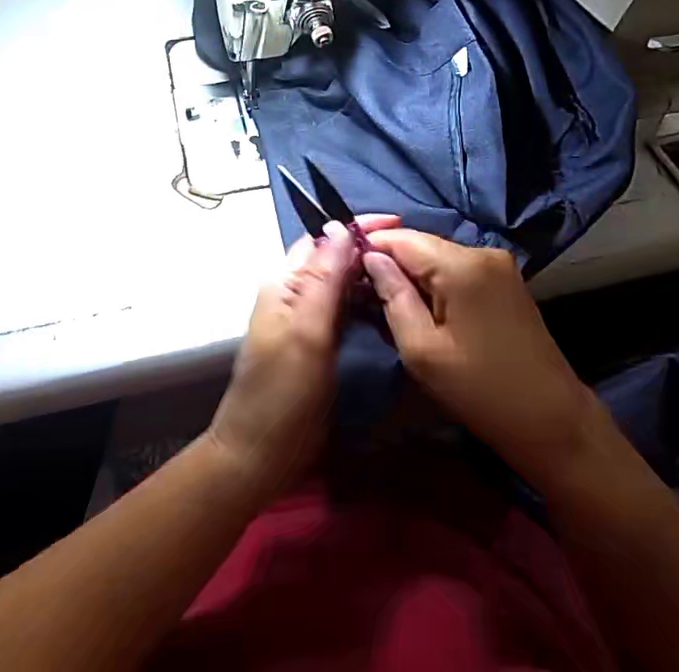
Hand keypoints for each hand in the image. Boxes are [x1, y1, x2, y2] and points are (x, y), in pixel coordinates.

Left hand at [204, 215, 399, 502]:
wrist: (261, 452)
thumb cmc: (281, 393)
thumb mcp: (305, 332)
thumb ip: (323, 280)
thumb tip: (341, 227)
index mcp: (284, 283)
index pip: (323, 238)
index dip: (358, 228)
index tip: (401, 226)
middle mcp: (294, 294)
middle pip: (334, 258)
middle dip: (370, 250)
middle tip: (416, 256)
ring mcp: (307, 320)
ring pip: (342, 284)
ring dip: (371, 276)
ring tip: (412, 277)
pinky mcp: (320, 343)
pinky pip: (346, 310)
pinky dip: (368, 303)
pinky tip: (392, 307)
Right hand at [362, 230, 598, 479]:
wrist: (553, 423)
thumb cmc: (480, 391)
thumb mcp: (422, 349)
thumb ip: (392, 296)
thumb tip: (369, 258)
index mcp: (461, 265)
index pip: (400, 237)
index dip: (367, 248)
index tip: (342, 272)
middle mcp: (482, 253)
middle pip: (419, 246)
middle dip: (388, 265)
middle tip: (360, 297)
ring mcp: (499, 267)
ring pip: (436, 259)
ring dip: (410, 278)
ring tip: (386, 308)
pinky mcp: (505, 284)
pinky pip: (457, 272)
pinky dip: (434, 286)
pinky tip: (420, 312)